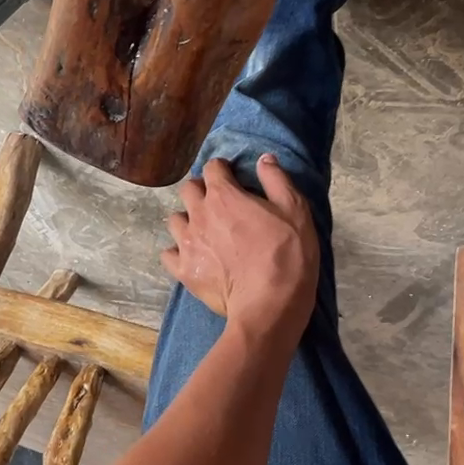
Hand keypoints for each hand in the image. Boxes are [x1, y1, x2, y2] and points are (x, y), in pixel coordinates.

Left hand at [162, 156, 319, 344]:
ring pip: (175, 219)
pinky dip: (177, 252)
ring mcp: (186, 242)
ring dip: (188, 219)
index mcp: (223, 195)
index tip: (232, 177)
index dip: (222, 169)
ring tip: (204, 230)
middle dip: (201, 190)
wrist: (269, 305)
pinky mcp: (182, 269)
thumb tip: (264, 158)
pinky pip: (168, 254)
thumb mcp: (295, 212)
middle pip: (188, 189)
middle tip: (218, 203)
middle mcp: (198, 214)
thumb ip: (277, 180)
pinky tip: (192, 257)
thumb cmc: (287, 255)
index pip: (212, 168)